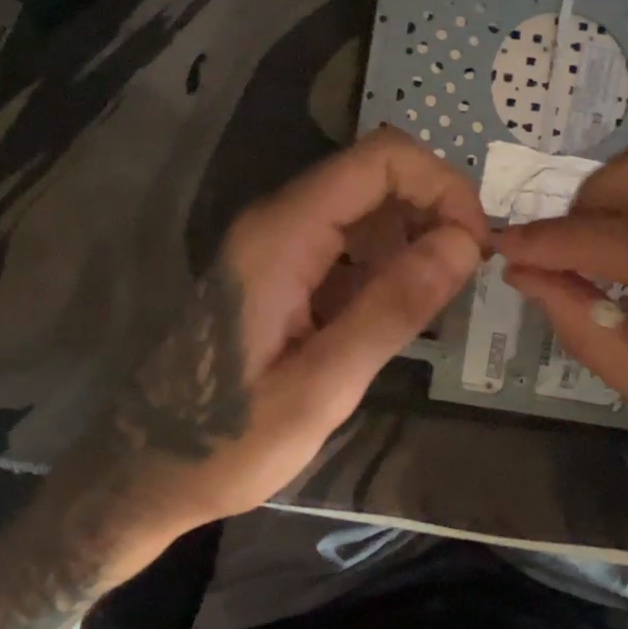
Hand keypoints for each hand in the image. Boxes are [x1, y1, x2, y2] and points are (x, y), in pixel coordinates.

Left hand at [95, 128, 485, 537]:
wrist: (152, 469)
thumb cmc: (229, 440)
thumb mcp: (321, 387)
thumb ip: (390, 310)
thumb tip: (463, 242)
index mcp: (281, 236)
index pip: (380, 159)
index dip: (442, 187)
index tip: (475, 251)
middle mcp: (276, 223)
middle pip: (375, 175)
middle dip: (434, 212)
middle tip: (464, 284)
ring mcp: (275, 246)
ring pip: (364, 208)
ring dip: (413, 240)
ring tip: (436, 308)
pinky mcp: (279, 273)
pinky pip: (345, 245)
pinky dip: (385, 266)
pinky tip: (397, 318)